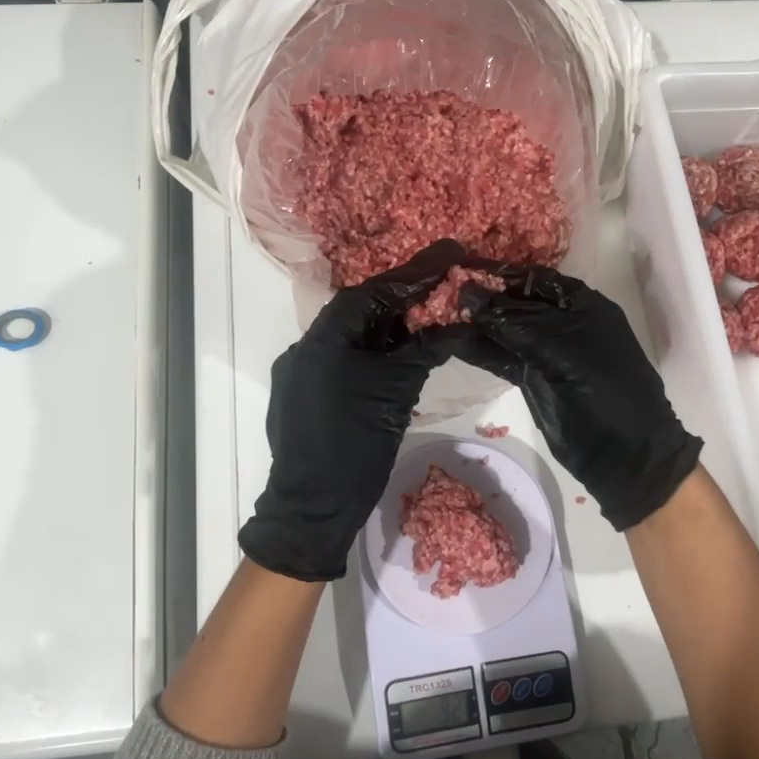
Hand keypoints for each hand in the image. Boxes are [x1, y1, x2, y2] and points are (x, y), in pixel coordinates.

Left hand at [238, 242, 463, 580]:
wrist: (313, 505)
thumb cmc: (353, 444)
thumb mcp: (396, 392)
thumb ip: (425, 350)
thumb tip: (456, 326)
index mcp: (325, 337)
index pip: (376, 291)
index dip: (416, 273)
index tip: (450, 253)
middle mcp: (307, 346)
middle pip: (363, 310)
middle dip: (404, 297)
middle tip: (444, 283)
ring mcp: (302, 373)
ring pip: (354, 337)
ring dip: (391, 327)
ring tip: (430, 317)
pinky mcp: (306, 395)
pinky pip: (346, 361)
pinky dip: (376, 354)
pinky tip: (401, 356)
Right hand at [456, 266, 701, 530]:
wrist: (623, 452)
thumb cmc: (603, 389)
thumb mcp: (561, 347)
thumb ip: (514, 321)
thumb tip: (468, 293)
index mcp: (580, 304)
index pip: (532, 278)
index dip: (498, 273)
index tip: (460, 269)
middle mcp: (561, 322)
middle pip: (514, 302)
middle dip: (480, 298)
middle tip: (439, 292)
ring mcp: (545, 352)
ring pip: (503, 331)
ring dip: (473, 324)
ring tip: (435, 315)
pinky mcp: (531, 378)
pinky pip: (500, 357)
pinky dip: (477, 349)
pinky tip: (449, 340)